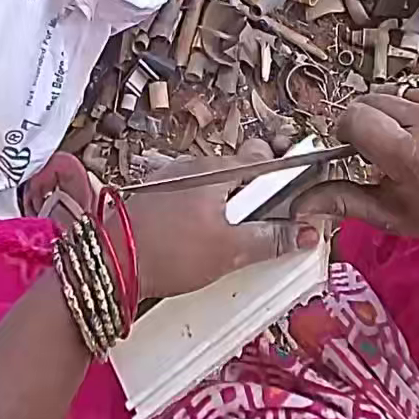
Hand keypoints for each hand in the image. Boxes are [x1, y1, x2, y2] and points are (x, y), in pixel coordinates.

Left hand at [121, 143, 313, 298]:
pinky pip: (195, 197)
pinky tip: (202, 240)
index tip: (294, 200)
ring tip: (232, 239)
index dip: (284, 176)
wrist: (109, 261)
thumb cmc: (172, 250)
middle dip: (257, 197)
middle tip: (262, 228)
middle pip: (242, 172)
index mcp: (219, 169)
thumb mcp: (229, 250)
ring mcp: (175, 178)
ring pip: (218, 186)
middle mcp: (198, 165)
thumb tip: (309, 232)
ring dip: (231, 207)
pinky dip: (207, 213)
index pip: (266, 158)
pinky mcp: (158, 195)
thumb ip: (271, 239)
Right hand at [294, 78, 418, 249]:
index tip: (355, 146)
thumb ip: (344, 200)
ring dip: (396, 112)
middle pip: (371, 100)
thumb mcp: (392, 215)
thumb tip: (302, 200)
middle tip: (386, 147)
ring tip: (415, 138)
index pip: (354, 118)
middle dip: (370, 121)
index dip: (347, 131)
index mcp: (411, 155)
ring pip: (395, 91)